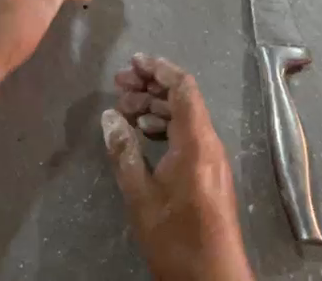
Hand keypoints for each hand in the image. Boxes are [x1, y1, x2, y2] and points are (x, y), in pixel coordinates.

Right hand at [103, 55, 252, 280]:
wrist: (212, 280)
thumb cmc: (176, 237)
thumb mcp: (141, 196)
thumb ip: (125, 151)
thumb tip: (110, 115)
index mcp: (197, 141)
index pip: (182, 87)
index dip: (158, 68)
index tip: (132, 62)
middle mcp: (209, 143)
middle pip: (183, 97)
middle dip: (151, 85)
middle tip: (119, 85)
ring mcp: (212, 158)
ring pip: (185, 116)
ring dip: (156, 105)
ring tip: (124, 107)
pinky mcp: (209, 173)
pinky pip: (188, 134)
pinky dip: (165, 125)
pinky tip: (142, 132)